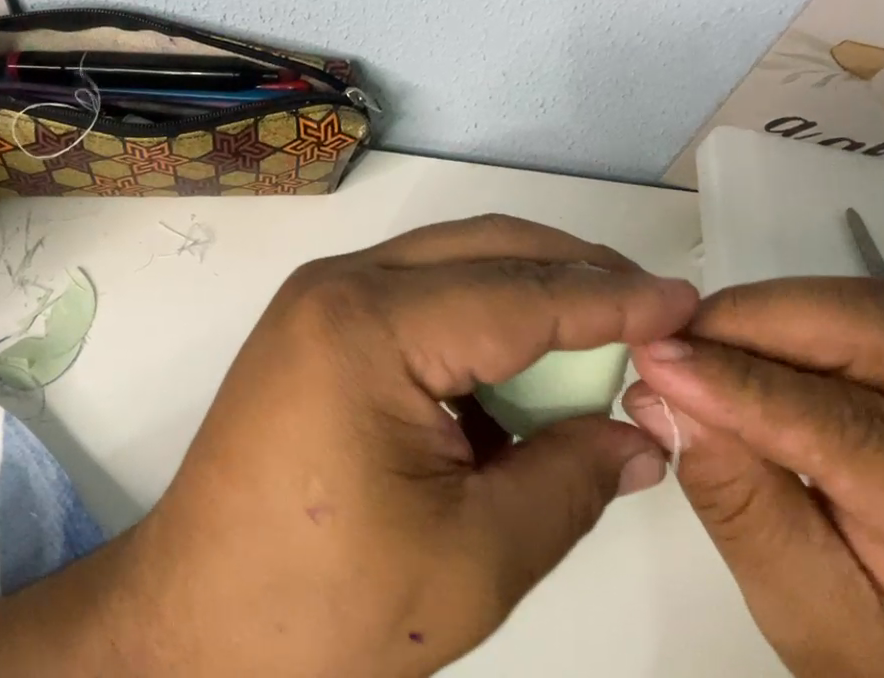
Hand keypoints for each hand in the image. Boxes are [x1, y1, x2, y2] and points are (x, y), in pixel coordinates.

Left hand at [82, 215, 697, 675]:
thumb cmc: (324, 606)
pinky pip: (418, 298)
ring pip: (452, 265)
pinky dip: (479, 324)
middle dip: (574, 276)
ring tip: (597, 347)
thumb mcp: (474, 556)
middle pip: (485, 251)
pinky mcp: (314, 330)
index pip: (522, 294)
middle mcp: (339, 286)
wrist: (193, 631)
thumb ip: (572, 481)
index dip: (615, 299)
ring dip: (528, 296)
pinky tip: (517, 377)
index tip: (689, 305)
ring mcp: (319, 302)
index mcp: (370, 326)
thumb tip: (640, 434)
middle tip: (650, 317)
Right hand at [622, 277, 883, 677]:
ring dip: (770, 316)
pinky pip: (873, 326)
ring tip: (693, 349)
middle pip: (877, 329)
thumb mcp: (806, 610)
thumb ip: (738, 500)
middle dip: (756, 320)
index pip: (854, 426)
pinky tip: (741, 355)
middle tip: (666, 340)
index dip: (741, 383)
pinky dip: (792, 327)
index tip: (651, 358)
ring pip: (871, 311)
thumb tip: (661, 397)